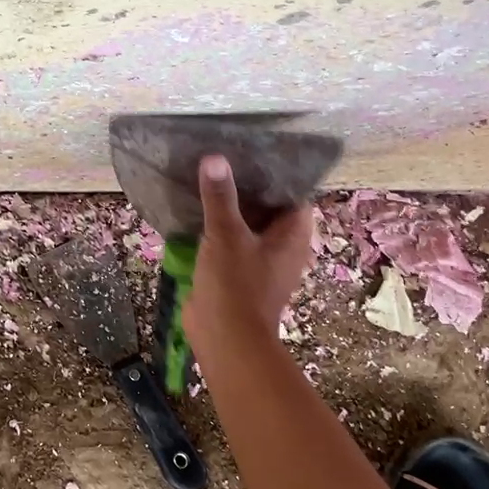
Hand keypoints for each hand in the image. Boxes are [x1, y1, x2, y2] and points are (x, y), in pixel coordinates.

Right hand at [184, 155, 315, 344]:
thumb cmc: (236, 285)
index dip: (277, 173)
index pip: (293, 196)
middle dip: (248, 186)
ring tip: (206, 177)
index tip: (253, 151)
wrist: (225, 338)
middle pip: (269, 208)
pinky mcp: (237, 271)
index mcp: (292, 238)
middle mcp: (282, 247)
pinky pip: (230, 239)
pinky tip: (195, 210)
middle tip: (223, 157)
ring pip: (248, 224)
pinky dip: (217, 225)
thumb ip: (220, 197)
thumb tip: (215, 158)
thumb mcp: (226, 235)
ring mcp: (259, 261)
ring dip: (230, 206)